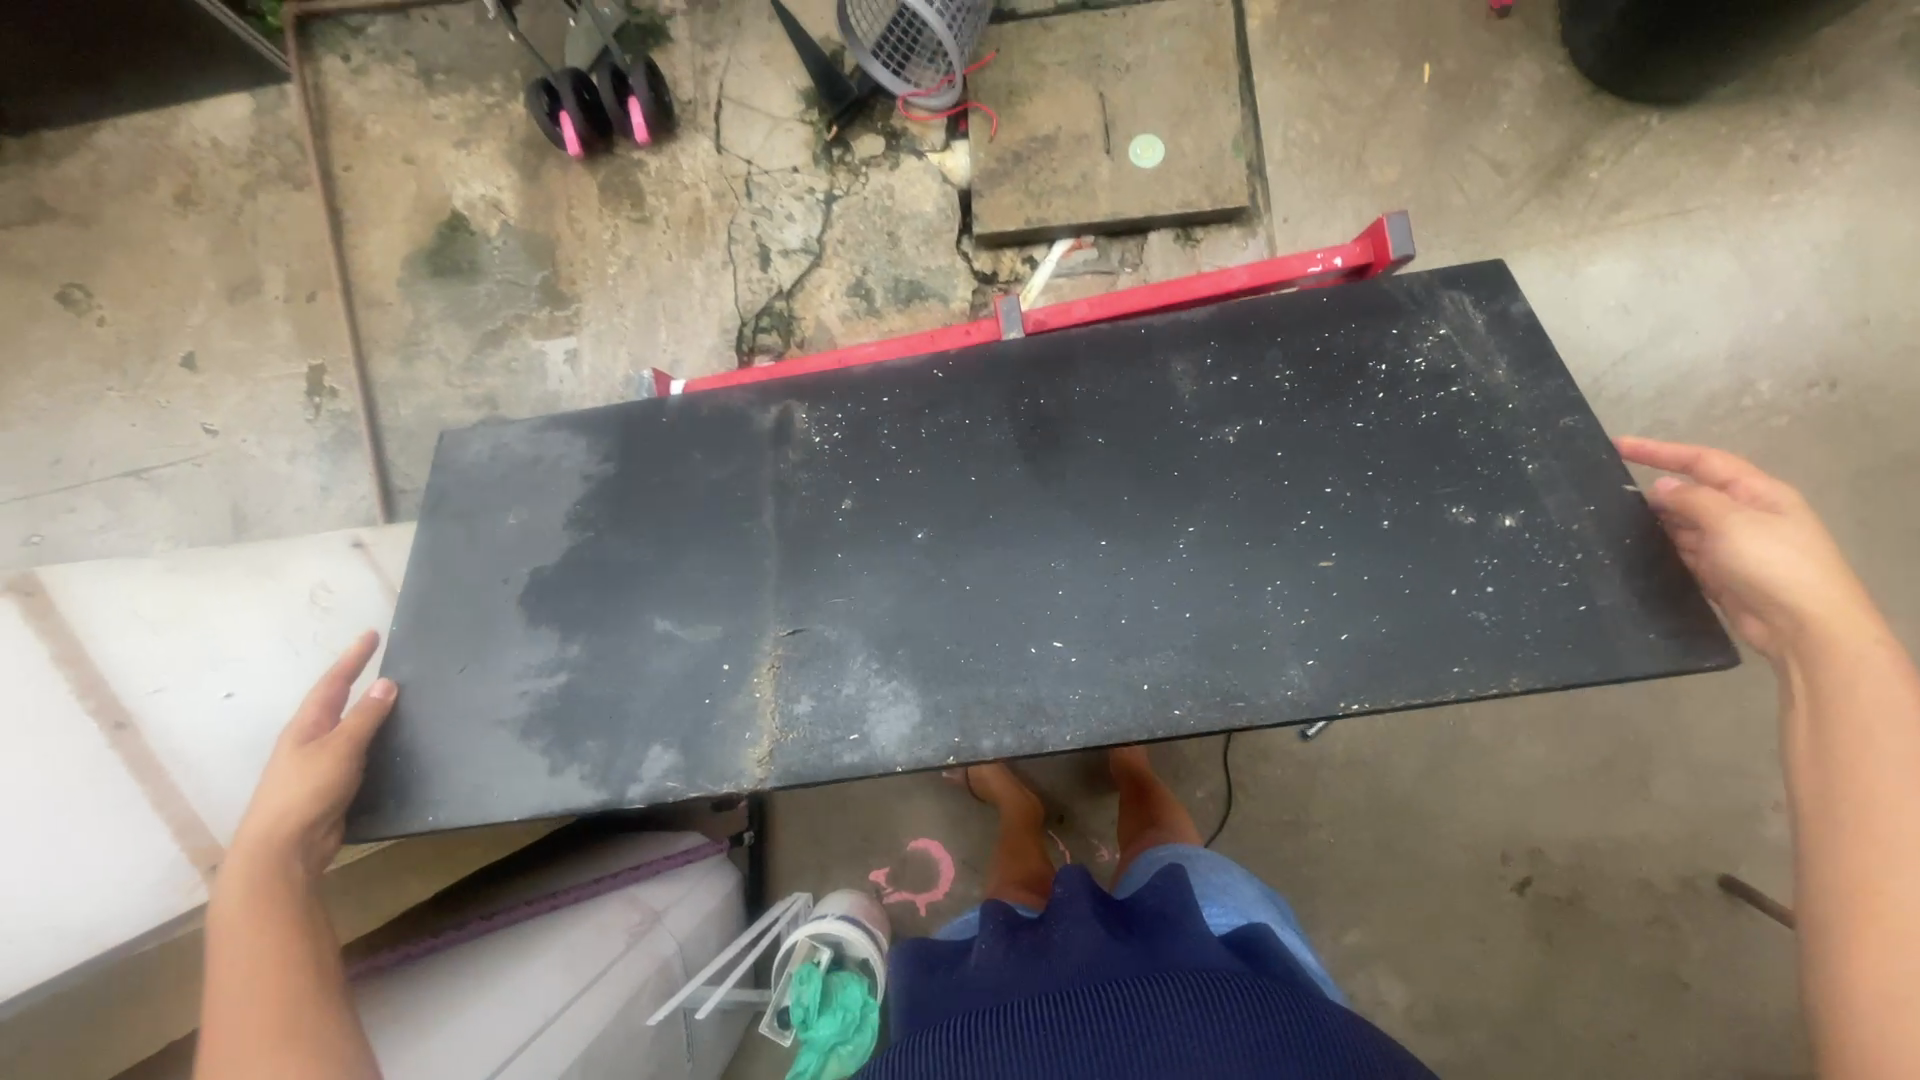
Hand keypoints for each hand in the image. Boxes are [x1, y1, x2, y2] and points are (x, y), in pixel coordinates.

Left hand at [229, 631, 395, 878]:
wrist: (284, 849)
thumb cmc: (306, 792)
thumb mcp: (340, 749)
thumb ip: (364, 717)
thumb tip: (386, 683)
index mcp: (307, 727)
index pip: (334, 683)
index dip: (353, 659)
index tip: (372, 635)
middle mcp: (310, 740)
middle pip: (337, 703)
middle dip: (356, 681)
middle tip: (382, 661)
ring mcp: (319, 764)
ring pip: (348, 729)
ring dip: (368, 712)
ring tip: (395, 698)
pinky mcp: (332, 786)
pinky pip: (358, 753)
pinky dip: (375, 741)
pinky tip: (391, 745)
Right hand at [1615, 436, 1879, 660]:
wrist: (1803, 626)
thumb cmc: (1774, 565)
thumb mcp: (1732, 522)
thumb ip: (1692, 500)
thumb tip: (1661, 487)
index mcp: (1757, 493)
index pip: (1703, 461)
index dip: (1660, 451)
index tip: (1617, 446)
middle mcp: (1745, 515)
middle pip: (1691, 493)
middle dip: (1654, 491)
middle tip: (1606, 493)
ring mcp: (1731, 545)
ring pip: (1683, 524)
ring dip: (1654, 522)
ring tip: (1610, 522)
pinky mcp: (1718, 573)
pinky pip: (1681, 552)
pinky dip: (1660, 548)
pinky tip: (1635, 550)